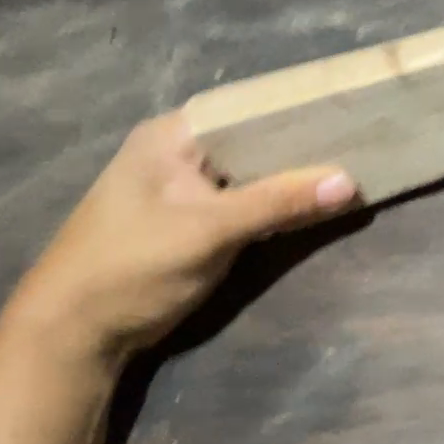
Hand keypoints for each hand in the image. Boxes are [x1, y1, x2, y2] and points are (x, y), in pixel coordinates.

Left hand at [3, 113, 359, 366]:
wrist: (75, 337)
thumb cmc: (130, 268)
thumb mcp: (209, 231)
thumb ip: (279, 202)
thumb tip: (350, 181)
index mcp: (173, 136)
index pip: (248, 107)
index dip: (300, 107)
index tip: (354, 110)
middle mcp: (184, 153)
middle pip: (258, 138)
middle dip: (308, 144)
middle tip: (368, 140)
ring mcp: (193, 188)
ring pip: (260, 171)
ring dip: (300, 177)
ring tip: (359, 165)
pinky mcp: (203, 220)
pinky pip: (256, 199)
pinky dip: (286, 202)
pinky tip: (323, 201)